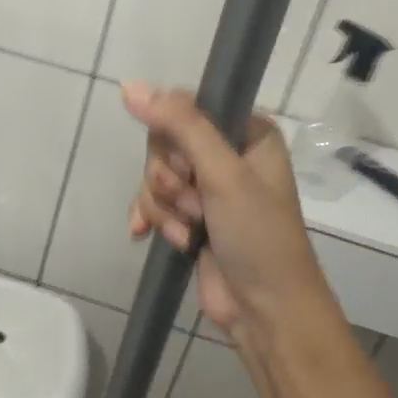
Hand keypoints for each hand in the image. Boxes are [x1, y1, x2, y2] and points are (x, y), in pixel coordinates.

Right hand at [123, 82, 329, 340]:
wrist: (267, 310)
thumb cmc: (257, 235)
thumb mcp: (222, 173)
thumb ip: (180, 125)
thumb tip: (130, 87)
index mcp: (247, 132)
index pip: (185, 108)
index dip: (173, 137)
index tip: (187, 167)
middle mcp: (228, 154)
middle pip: (165, 144)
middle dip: (169, 180)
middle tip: (194, 204)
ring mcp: (208, 188)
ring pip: (156, 177)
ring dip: (165, 208)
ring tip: (191, 233)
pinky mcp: (192, 218)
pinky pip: (154, 203)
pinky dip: (153, 220)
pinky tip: (144, 236)